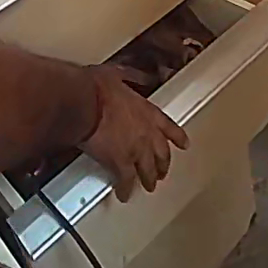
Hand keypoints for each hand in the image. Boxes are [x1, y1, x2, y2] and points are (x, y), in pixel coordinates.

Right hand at [78, 63, 189, 200]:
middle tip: (161, 171)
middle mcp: (146, 132)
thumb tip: (132, 74)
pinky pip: (126, 181)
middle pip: (161, 154)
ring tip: (148, 185)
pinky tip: (123, 194)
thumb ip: (129, 76)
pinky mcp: (121, 163)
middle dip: (162, 164)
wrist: (84, 102)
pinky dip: (125, 189)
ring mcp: (136, 150)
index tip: (183, 144)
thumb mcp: (116, 74)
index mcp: (146, 110)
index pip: (168, 126)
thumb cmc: (95, 87)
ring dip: (148, 179)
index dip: (177, 136)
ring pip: (148, 170)